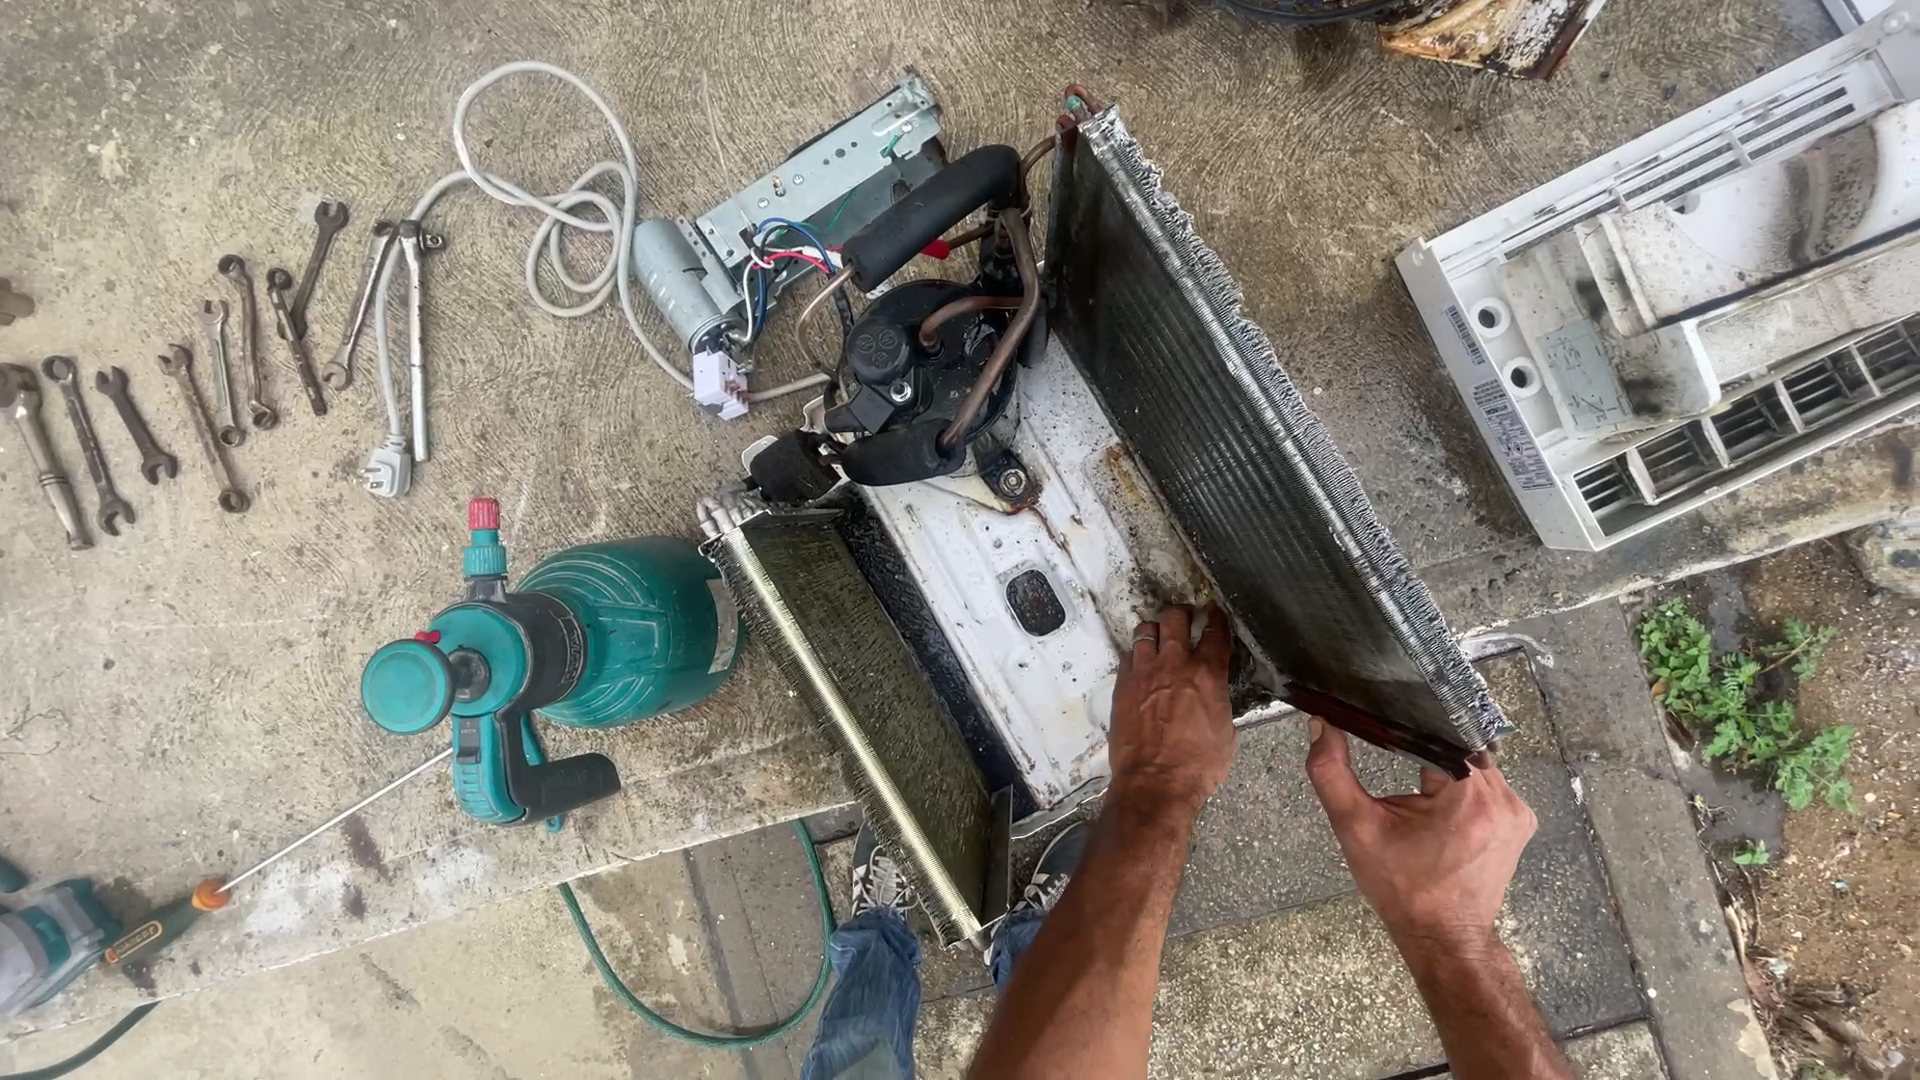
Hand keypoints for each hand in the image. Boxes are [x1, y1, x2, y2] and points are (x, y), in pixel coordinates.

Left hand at [1107, 604, 1235, 815]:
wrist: (1155, 780)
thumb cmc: (1198, 765)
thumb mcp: (1225, 732)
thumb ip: (1218, 702)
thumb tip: (1214, 695)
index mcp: (1207, 674)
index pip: (1214, 633)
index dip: (1216, 618)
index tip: (1214, 612)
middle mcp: (1174, 664)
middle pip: (1175, 619)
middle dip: (1181, 612)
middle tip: (1185, 615)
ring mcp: (1144, 672)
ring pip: (1146, 631)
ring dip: (1155, 630)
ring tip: (1159, 635)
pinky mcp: (1123, 684)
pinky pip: (1129, 655)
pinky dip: (1137, 654)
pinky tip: (1141, 662)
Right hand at [1304, 720, 1535, 954]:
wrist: (1442, 936)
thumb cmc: (1399, 885)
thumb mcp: (1354, 825)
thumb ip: (1331, 771)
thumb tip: (1321, 723)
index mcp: (1471, 797)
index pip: (1441, 732)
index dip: (1409, 720)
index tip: (1379, 713)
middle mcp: (1505, 799)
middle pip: (1457, 743)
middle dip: (1421, 740)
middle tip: (1384, 736)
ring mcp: (1517, 812)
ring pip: (1470, 760)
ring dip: (1438, 758)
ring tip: (1403, 758)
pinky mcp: (1517, 822)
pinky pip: (1483, 781)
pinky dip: (1455, 777)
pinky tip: (1429, 784)